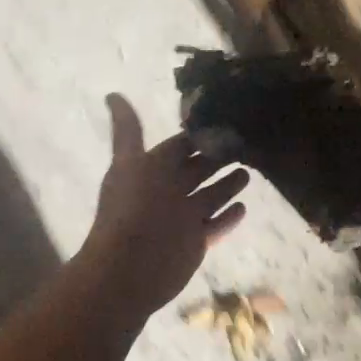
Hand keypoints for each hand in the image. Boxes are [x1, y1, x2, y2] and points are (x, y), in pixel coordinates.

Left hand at [74, 94, 248, 315]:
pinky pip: (216, 226)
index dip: (197, 135)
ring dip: (227, 185)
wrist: (130, 267)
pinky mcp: (195, 243)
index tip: (223, 119)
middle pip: (197, 170)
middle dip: (217, 157)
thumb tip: (111, 94)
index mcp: (152, 170)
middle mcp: (168, 192)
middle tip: (246, 143)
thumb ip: (126, 130)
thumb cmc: (132, 209)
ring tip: (250, 171)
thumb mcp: (130, 162)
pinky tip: (245, 207)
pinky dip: (228, 217)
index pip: (178, 147)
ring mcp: (183, 219)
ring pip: (209, 196)